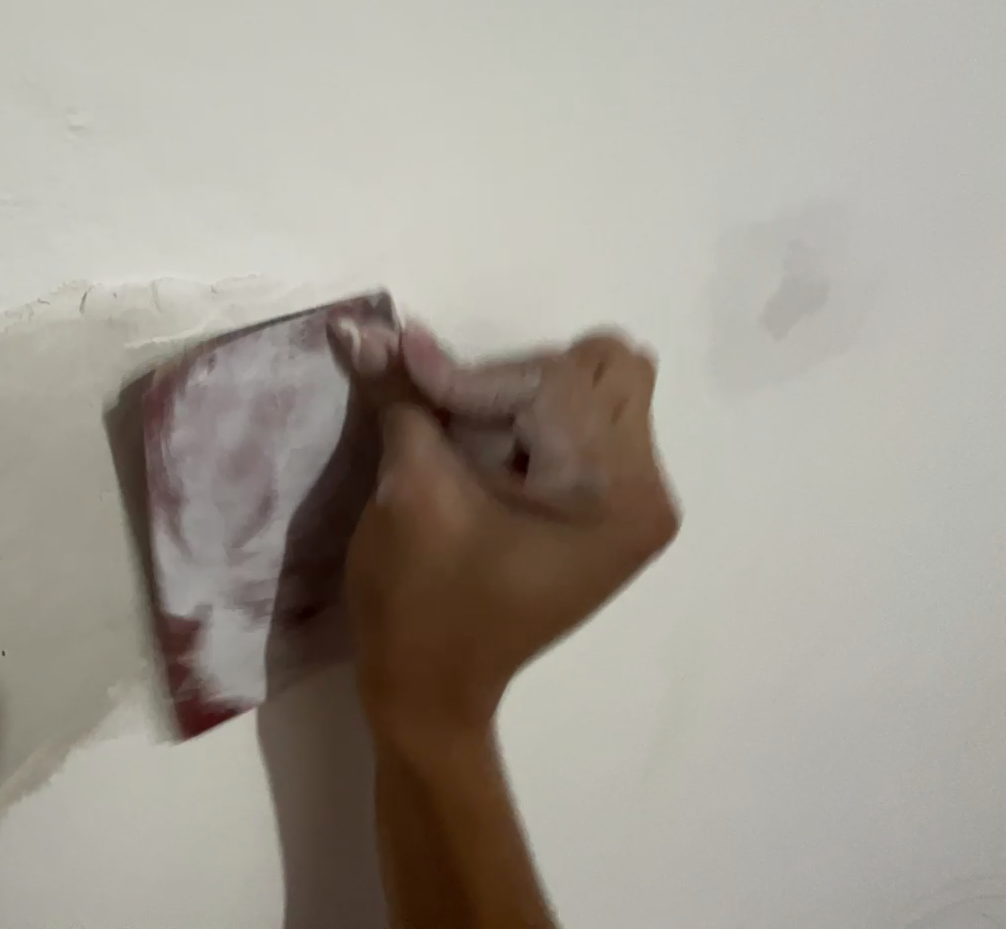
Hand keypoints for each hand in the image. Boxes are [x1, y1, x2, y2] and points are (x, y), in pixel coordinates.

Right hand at [329, 317, 680, 747]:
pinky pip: (573, 428)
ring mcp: (629, 503)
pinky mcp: (600, 513)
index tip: (392, 363)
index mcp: (616, 493)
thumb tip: (368, 329)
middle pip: (596, 369)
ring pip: (588, 390)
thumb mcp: (410, 490)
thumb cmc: (420, 598)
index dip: (464, 375)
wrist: (427, 684)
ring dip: (510, 399)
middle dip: (504, 380)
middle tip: (446, 420)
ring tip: (458, 444)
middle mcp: (646, 490)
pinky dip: (515, 423)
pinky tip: (474, 461)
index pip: (553, 380)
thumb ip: (402, 399)